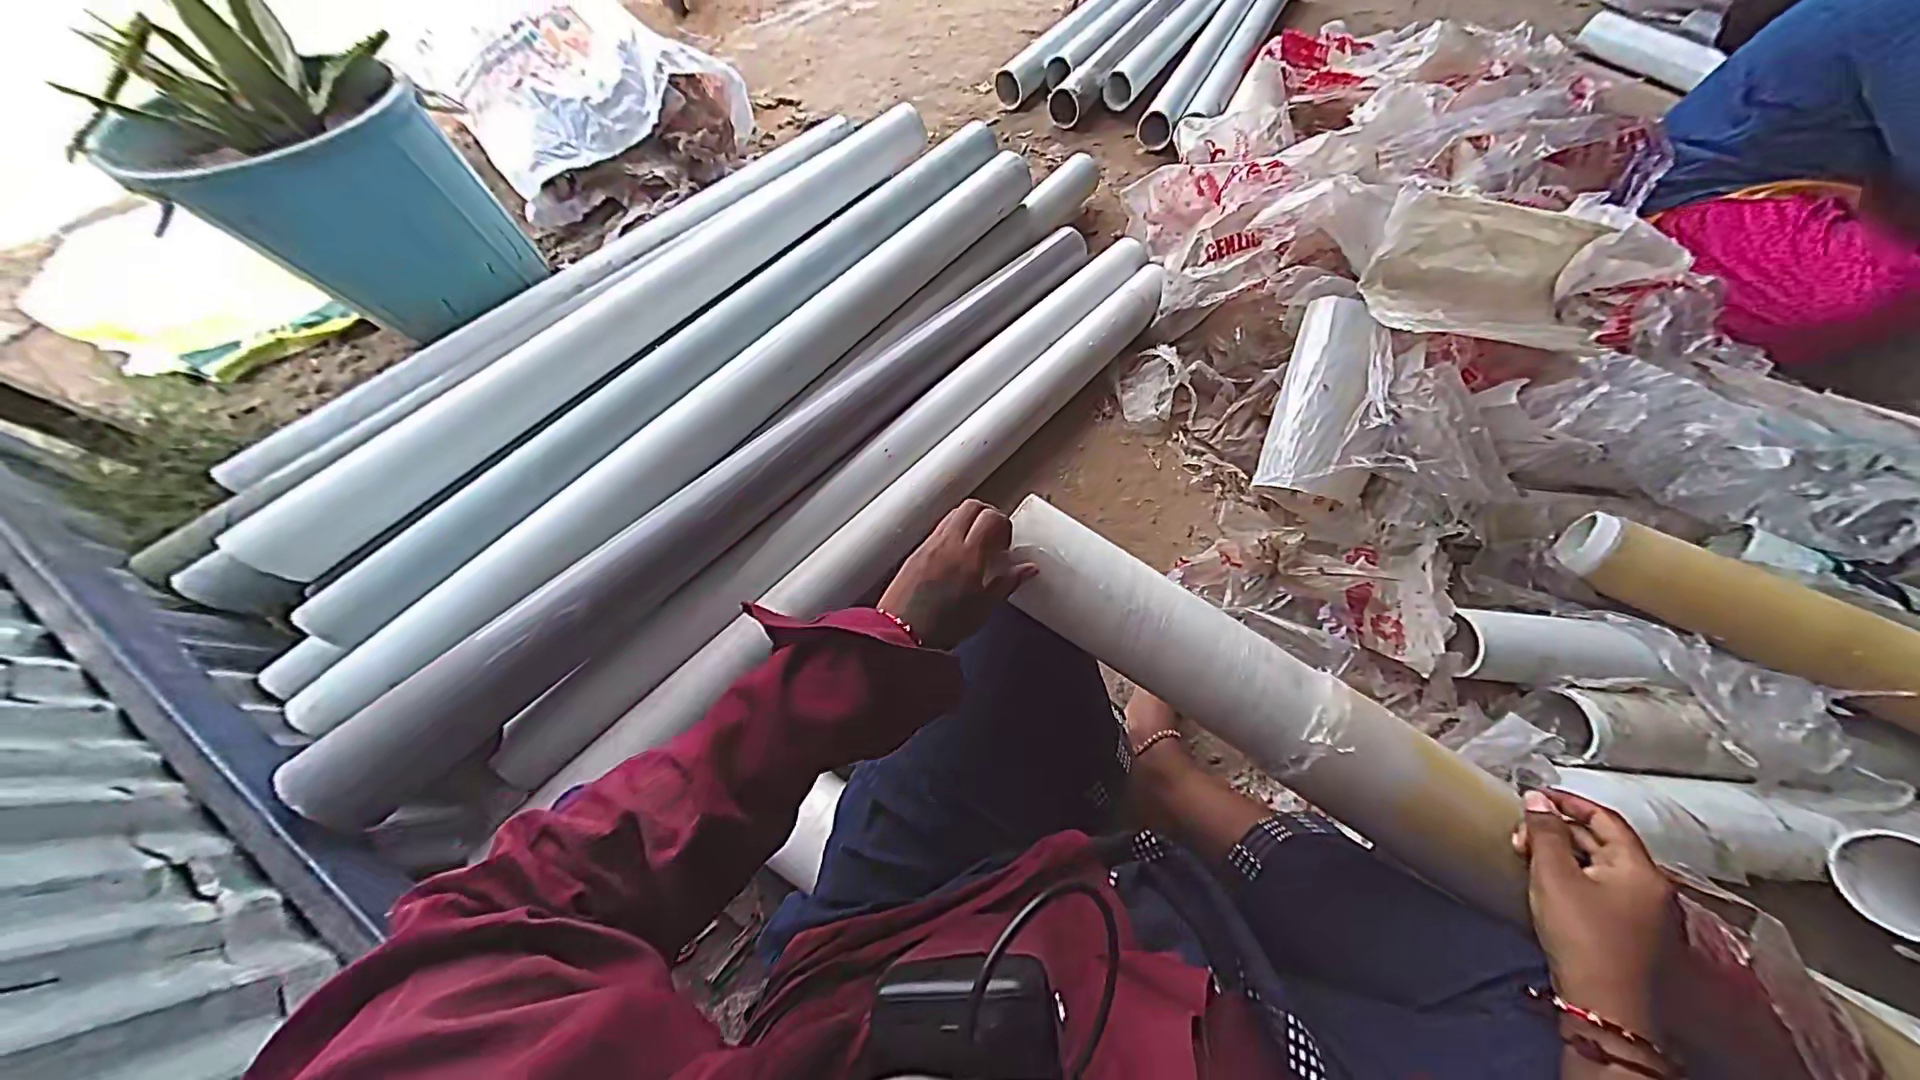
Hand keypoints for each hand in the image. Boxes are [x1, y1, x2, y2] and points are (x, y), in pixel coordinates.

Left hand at [878, 500, 1036, 650]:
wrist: (901, 633)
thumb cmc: (941, 626)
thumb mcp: (984, 608)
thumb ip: (1007, 583)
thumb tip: (1027, 569)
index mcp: (969, 555)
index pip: (991, 517)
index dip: (1004, 525)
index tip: (1006, 543)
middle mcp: (948, 543)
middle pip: (971, 506)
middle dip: (987, 515)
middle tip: (994, 537)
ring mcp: (929, 545)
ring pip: (953, 514)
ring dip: (969, 521)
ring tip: (976, 548)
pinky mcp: (916, 552)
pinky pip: (938, 530)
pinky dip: (952, 533)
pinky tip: (956, 558)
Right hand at [1513, 788, 1674, 1032]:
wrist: (1604, 1001)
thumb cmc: (1580, 930)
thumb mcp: (1553, 874)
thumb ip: (1544, 831)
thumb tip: (1537, 798)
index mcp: (1641, 869)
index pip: (1606, 819)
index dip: (1569, 801)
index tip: (1535, 793)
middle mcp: (1652, 886)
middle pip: (1603, 841)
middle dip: (1559, 828)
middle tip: (1521, 828)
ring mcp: (1646, 911)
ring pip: (1600, 863)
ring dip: (1563, 850)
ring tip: (1528, 852)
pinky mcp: (1632, 929)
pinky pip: (1601, 884)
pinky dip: (1573, 871)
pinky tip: (1548, 877)